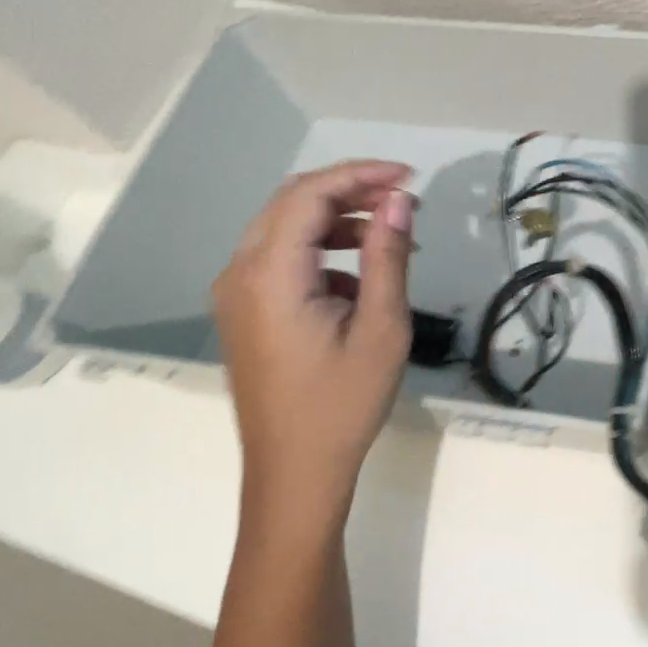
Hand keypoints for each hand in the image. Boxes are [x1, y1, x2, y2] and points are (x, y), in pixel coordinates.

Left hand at [212, 160, 414, 527]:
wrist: (295, 471)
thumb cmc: (343, 404)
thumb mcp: (381, 329)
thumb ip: (387, 258)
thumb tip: (399, 201)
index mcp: (270, 273)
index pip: (309, 195)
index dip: (360, 175)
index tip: (411, 179)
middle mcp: (240, 272)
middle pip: (291, 204)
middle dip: (350, 192)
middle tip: (405, 200)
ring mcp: (236, 294)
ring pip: (284, 230)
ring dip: (337, 222)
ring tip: (392, 237)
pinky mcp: (245, 312)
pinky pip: (280, 260)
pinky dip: (321, 252)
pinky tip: (360, 280)